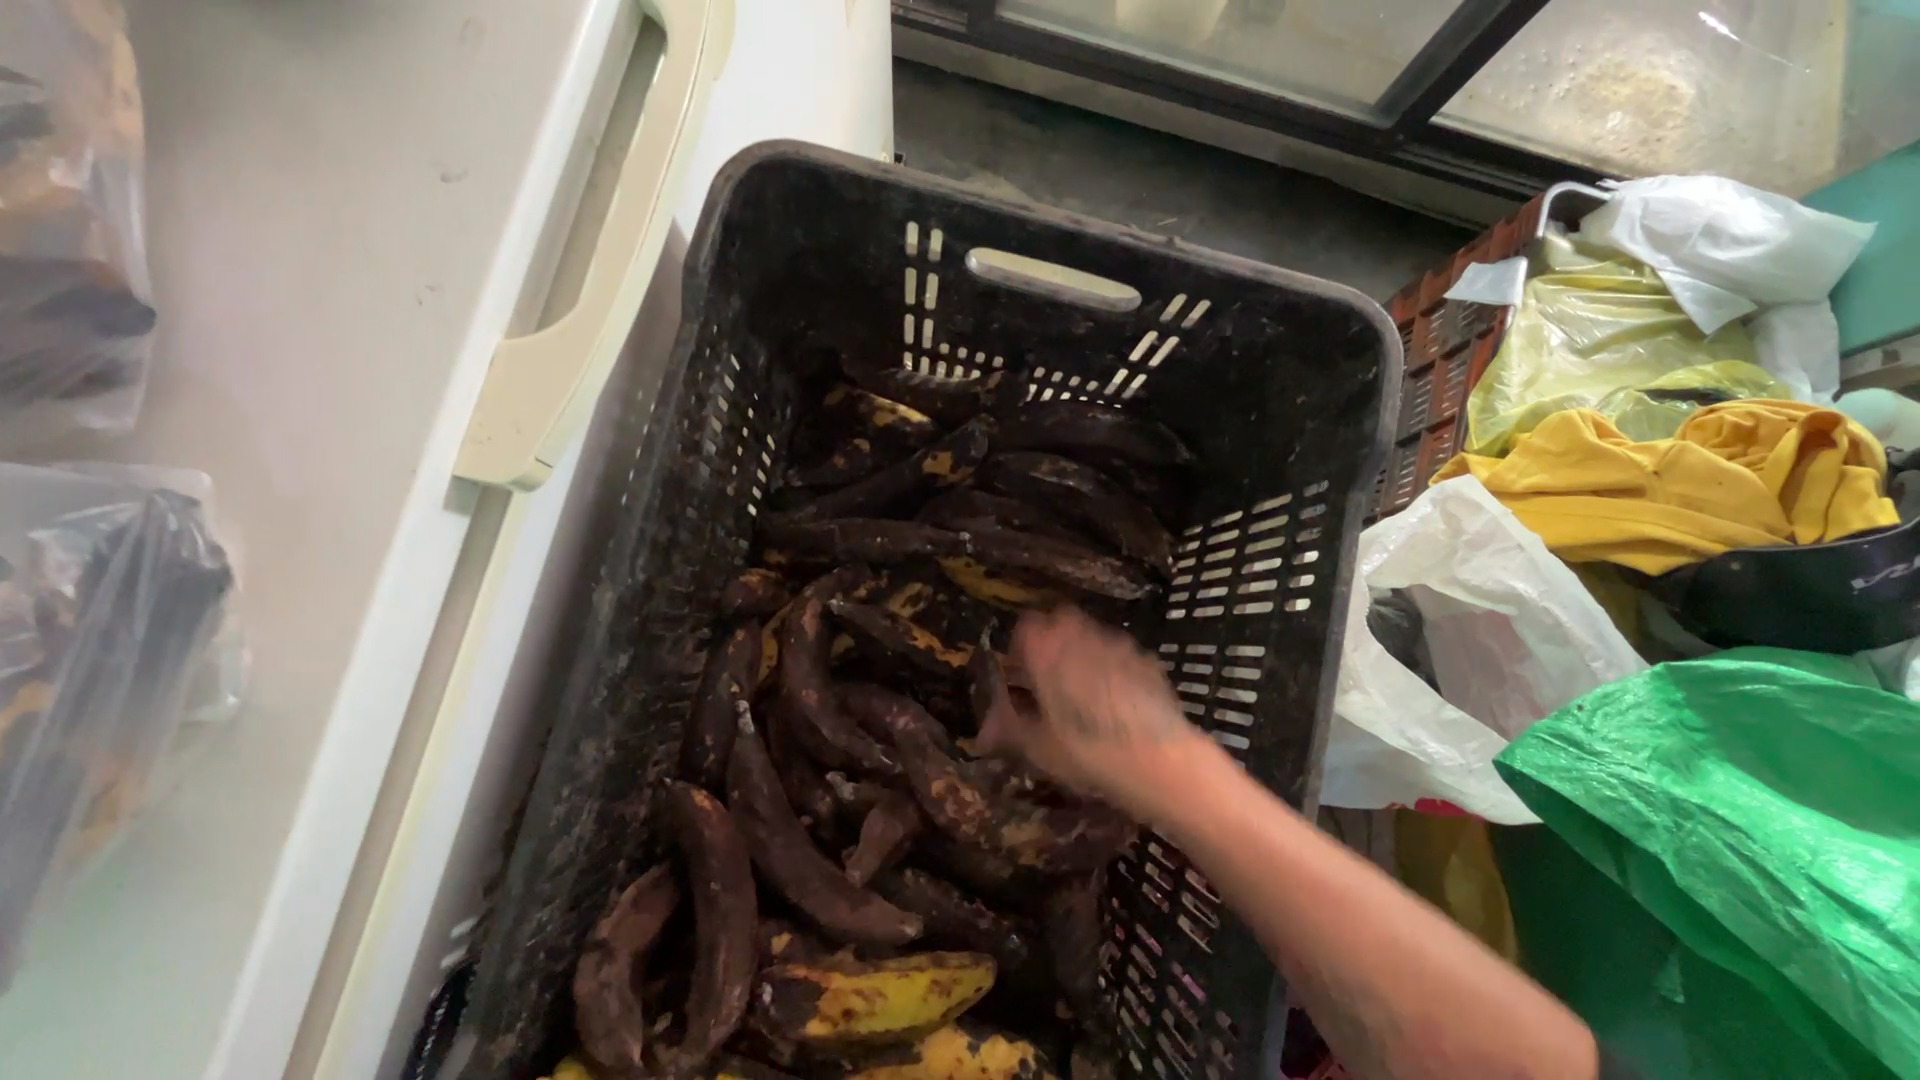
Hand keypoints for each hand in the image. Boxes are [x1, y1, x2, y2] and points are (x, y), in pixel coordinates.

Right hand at [976, 606, 1207, 817]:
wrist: (1159, 760)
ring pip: (1092, 636)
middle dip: (1053, 644)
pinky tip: (1117, 703)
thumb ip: (1007, 729)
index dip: (1021, 649)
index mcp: (1046, 648)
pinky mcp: (1147, 659)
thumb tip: (982, 734)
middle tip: (1049, 681)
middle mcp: (1081, 634)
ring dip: (1084, 654)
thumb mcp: (1038, 746)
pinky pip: (1121, 655)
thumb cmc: (1086, 750)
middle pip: (1060, 624)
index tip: (1020, 675)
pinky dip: (1114, 669)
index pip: (1024, 627)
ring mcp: (1119, 643)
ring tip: (1084, 694)